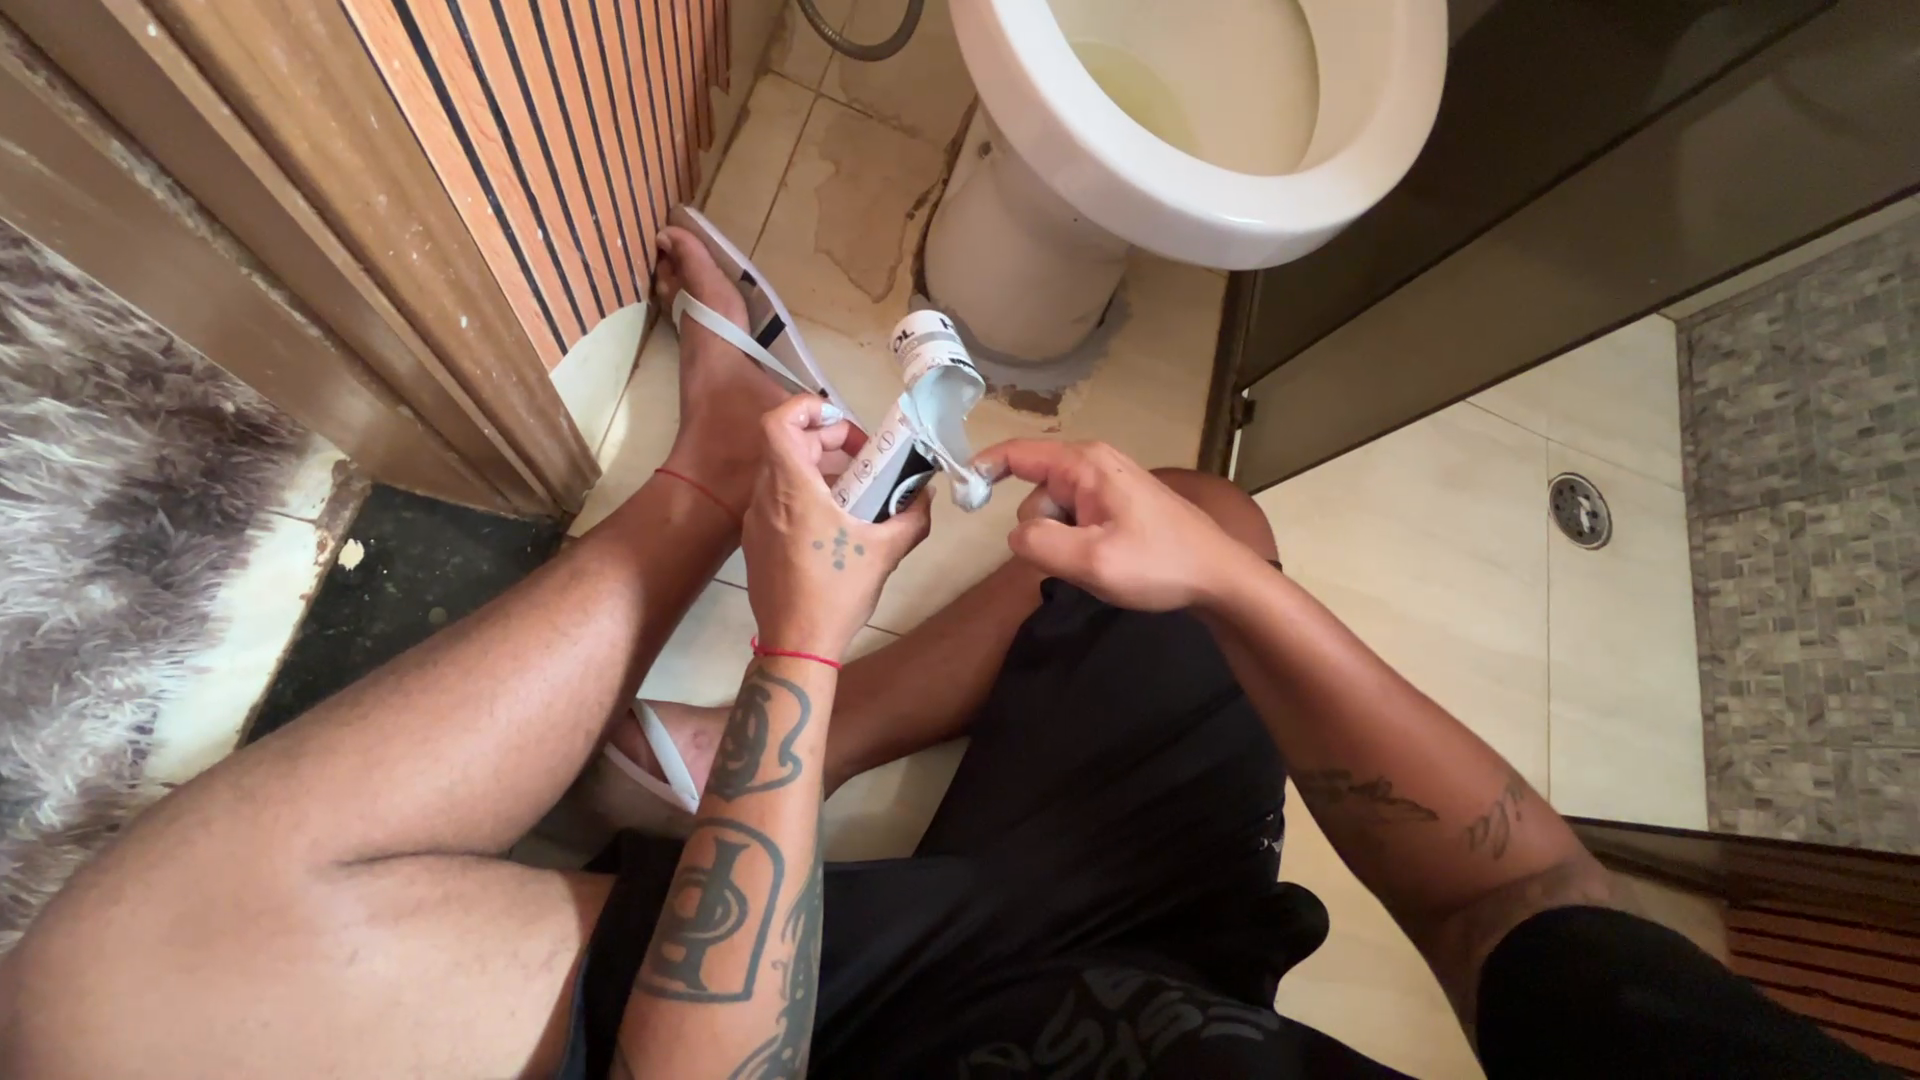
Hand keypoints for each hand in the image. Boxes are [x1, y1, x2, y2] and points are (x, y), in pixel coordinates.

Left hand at [742, 394, 931, 659]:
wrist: (795, 644)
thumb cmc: (837, 594)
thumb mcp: (884, 553)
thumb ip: (912, 518)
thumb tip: (926, 495)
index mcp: (793, 491)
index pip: (779, 422)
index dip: (807, 409)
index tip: (842, 423)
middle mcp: (765, 498)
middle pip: (785, 443)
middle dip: (825, 439)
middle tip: (861, 457)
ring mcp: (755, 520)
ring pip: (780, 471)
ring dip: (816, 466)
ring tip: (853, 487)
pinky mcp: (755, 540)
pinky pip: (775, 498)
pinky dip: (803, 492)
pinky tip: (833, 518)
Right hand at [974, 440, 1257, 611]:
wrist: (1218, 576)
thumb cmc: (1158, 564)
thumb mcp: (1091, 562)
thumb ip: (1038, 543)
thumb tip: (1017, 535)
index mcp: (1085, 464)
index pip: (1018, 453)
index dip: (984, 467)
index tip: (961, 491)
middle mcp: (1093, 463)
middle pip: (1036, 493)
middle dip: (1043, 529)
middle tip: (1079, 556)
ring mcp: (1107, 482)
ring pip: (1055, 511)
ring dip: (1063, 541)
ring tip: (1101, 560)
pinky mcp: (1117, 502)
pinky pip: (1075, 518)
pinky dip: (1079, 541)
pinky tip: (1109, 557)